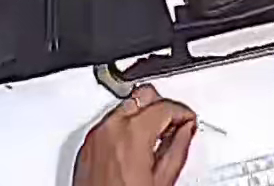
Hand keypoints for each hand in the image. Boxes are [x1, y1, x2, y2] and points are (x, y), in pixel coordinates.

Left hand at [74, 85, 198, 185]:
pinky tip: (134, 146)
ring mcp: (96, 136)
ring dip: (142, 116)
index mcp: (132, 133)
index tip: (188, 120)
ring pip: (127, 106)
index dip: (182, 112)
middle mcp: (111, 127)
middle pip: (144, 96)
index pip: (165, 106)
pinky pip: (110, 123)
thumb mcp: (161, 182)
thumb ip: (177, 149)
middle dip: (162, 107)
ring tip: (154, 139)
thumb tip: (186, 128)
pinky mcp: (86, 146)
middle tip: (174, 125)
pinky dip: (124, 127)